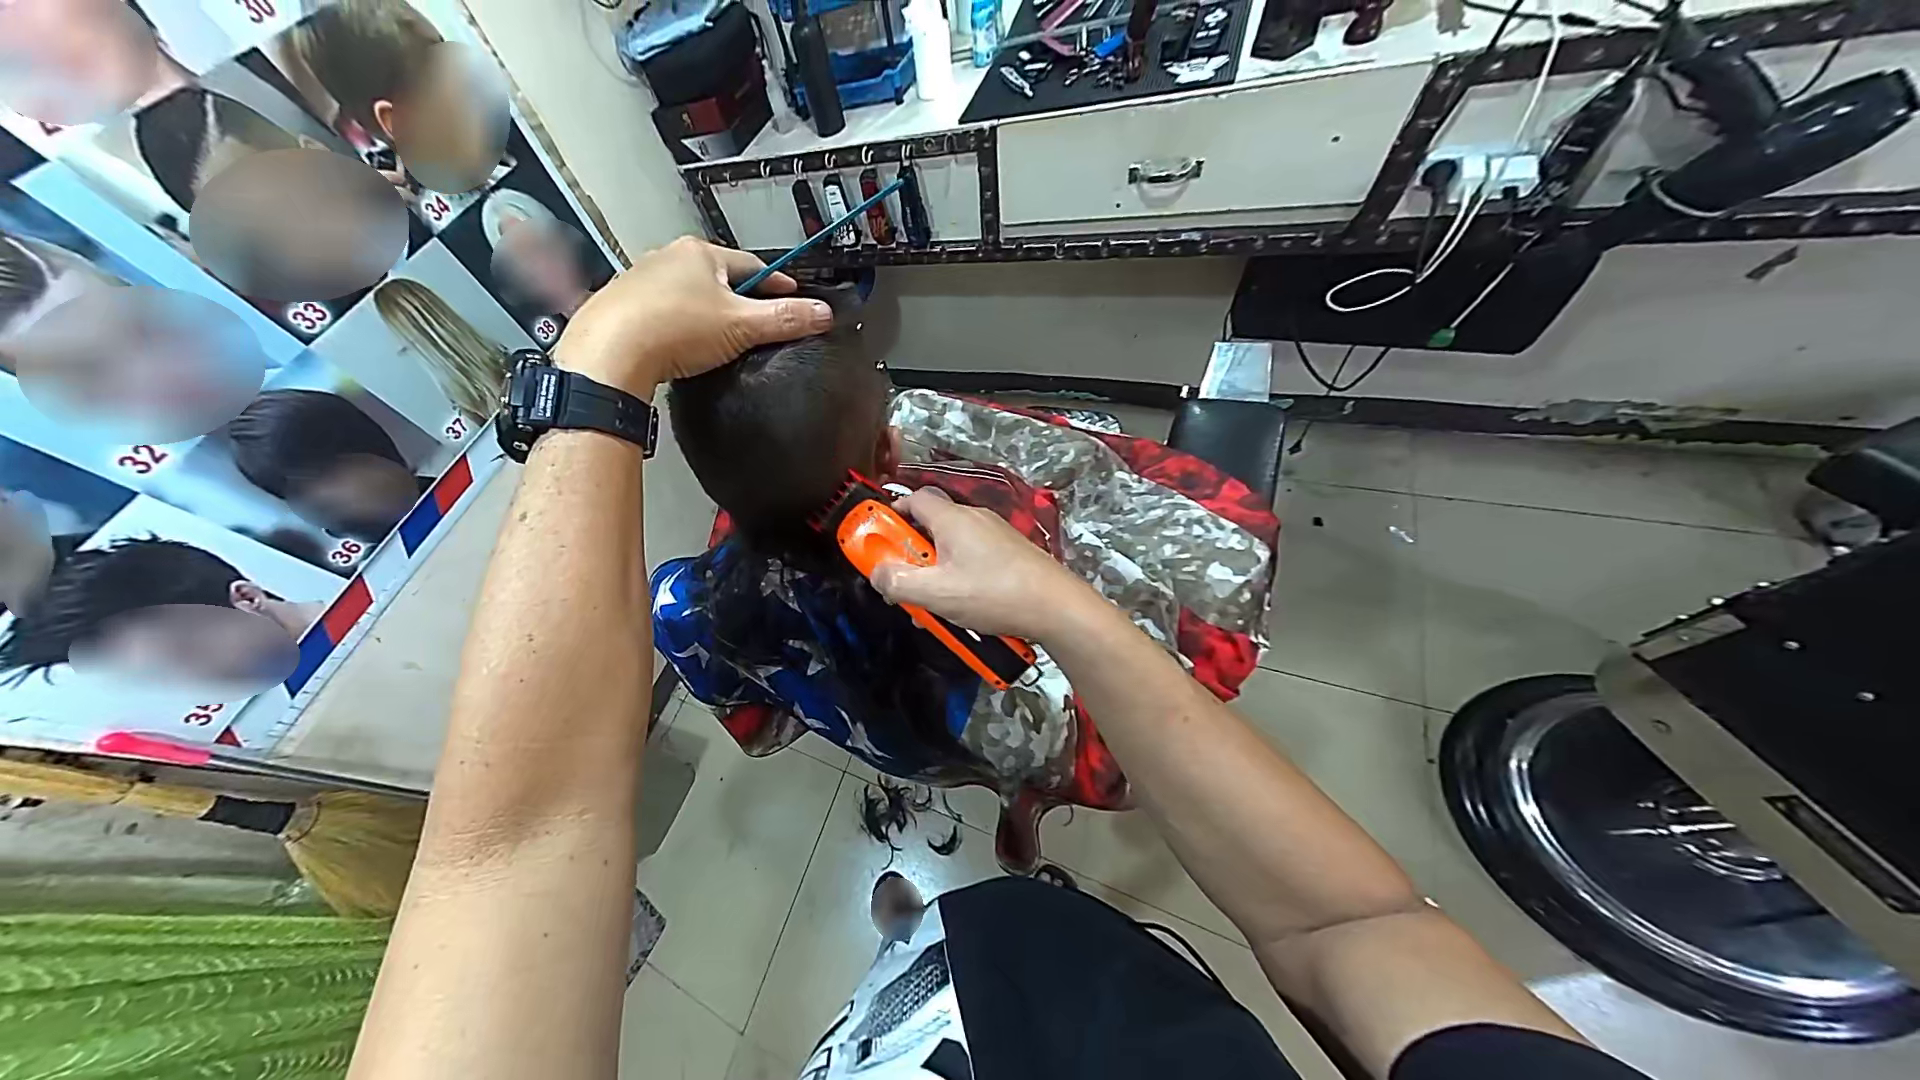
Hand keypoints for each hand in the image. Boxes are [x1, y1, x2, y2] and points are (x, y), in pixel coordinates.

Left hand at [552, 237, 833, 396]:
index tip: (793, 296)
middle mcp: (669, 257)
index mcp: (701, 254)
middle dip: (740, 296)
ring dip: (707, 308)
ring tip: (722, 334)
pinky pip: (664, 308)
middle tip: (758, 320)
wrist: (611, 351)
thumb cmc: (677, 329)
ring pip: (689, 291)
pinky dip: (680, 321)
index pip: (753, 265)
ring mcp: (642, 278)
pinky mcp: (624, 304)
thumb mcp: (743, 325)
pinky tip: (684, 342)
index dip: (776, 283)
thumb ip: (786, 319)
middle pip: (719, 276)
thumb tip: (824, 313)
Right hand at [867, 488, 1099, 641]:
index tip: (877, 541)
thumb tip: (876, 573)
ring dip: (936, 576)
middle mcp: (974, 519)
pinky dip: (960, 580)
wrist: (1057, 607)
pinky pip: (973, 561)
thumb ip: (898, 582)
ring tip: (934, 609)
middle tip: (905, 586)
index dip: (890, 516)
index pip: (912, 499)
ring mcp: (995, 536)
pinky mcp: (1010, 555)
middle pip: (930, 528)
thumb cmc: (994, 594)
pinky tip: (963, 609)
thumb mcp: (935, 594)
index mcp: (952, 519)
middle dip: (912, 558)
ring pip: (952, 550)